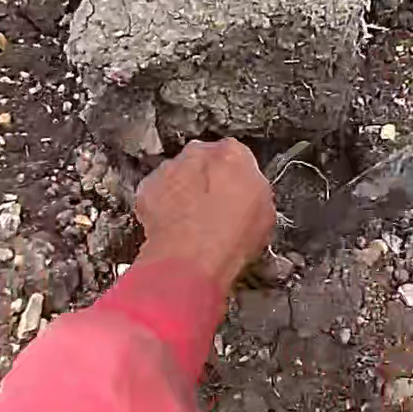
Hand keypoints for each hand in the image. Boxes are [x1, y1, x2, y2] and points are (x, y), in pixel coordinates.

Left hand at [131, 139, 276, 294]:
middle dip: (208, 181)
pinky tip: (175, 228)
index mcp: (234, 154)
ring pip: (179, 175)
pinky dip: (163, 206)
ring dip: (185, 192)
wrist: (194, 258)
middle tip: (215, 211)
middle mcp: (199, 153)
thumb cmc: (231, 238)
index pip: (237, 157)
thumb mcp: (265, 215)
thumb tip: (248, 198)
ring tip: (194, 224)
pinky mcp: (148, 189)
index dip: (237, 180)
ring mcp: (170, 169)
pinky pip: (158, 192)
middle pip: (205, 162)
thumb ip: (253, 193)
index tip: (237, 197)